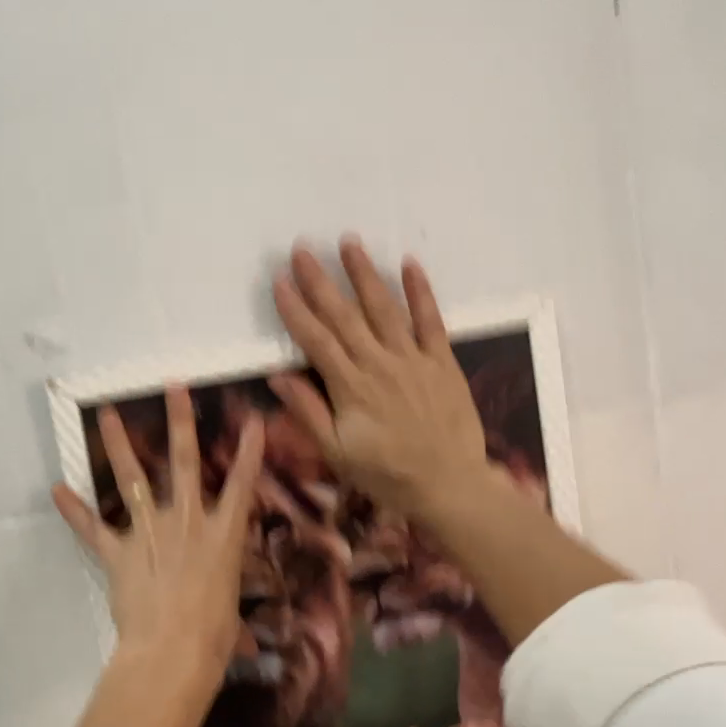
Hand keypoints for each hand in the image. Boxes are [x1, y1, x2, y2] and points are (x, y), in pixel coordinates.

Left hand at [53, 386, 265, 680]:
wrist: (172, 649)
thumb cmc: (213, 637)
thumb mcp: (231, 623)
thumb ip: (233, 621)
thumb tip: (244, 648)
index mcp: (223, 537)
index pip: (243, 485)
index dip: (251, 451)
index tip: (254, 420)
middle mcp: (187, 522)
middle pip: (184, 461)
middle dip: (180, 421)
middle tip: (173, 386)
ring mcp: (149, 532)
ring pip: (132, 478)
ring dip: (119, 445)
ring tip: (107, 414)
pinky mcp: (118, 552)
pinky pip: (92, 528)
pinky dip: (74, 509)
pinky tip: (57, 489)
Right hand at [267, 238, 502, 522]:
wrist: (448, 484)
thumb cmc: (386, 474)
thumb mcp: (337, 452)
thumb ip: (308, 412)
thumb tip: (277, 376)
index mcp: (350, 387)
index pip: (315, 340)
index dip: (295, 310)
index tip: (279, 281)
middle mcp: (379, 364)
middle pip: (344, 316)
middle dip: (320, 281)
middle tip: (302, 248)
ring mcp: (413, 359)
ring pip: (384, 308)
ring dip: (364, 274)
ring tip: (348, 242)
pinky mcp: (442, 361)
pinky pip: (431, 320)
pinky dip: (420, 291)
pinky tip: (409, 264)